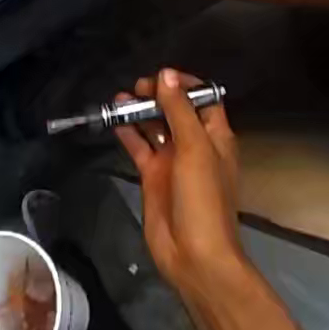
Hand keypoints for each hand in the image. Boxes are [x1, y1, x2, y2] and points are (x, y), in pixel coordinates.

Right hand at [112, 69, 245, 296]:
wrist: (194, 253)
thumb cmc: (203, 199)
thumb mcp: (195, 149)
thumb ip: (179, 111)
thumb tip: (166, 75)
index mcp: (214, 137)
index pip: (203, 99)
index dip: (185, 85)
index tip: (161, 76)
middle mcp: (194, 145)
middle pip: (175, 110)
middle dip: (157, 95)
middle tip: (136, 88)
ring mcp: (172, 160)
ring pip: (154, 126)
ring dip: (139, 111)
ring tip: (119, 99)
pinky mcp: (152, 174)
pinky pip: (138, 145)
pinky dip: (127, 132)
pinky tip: (113, 120)